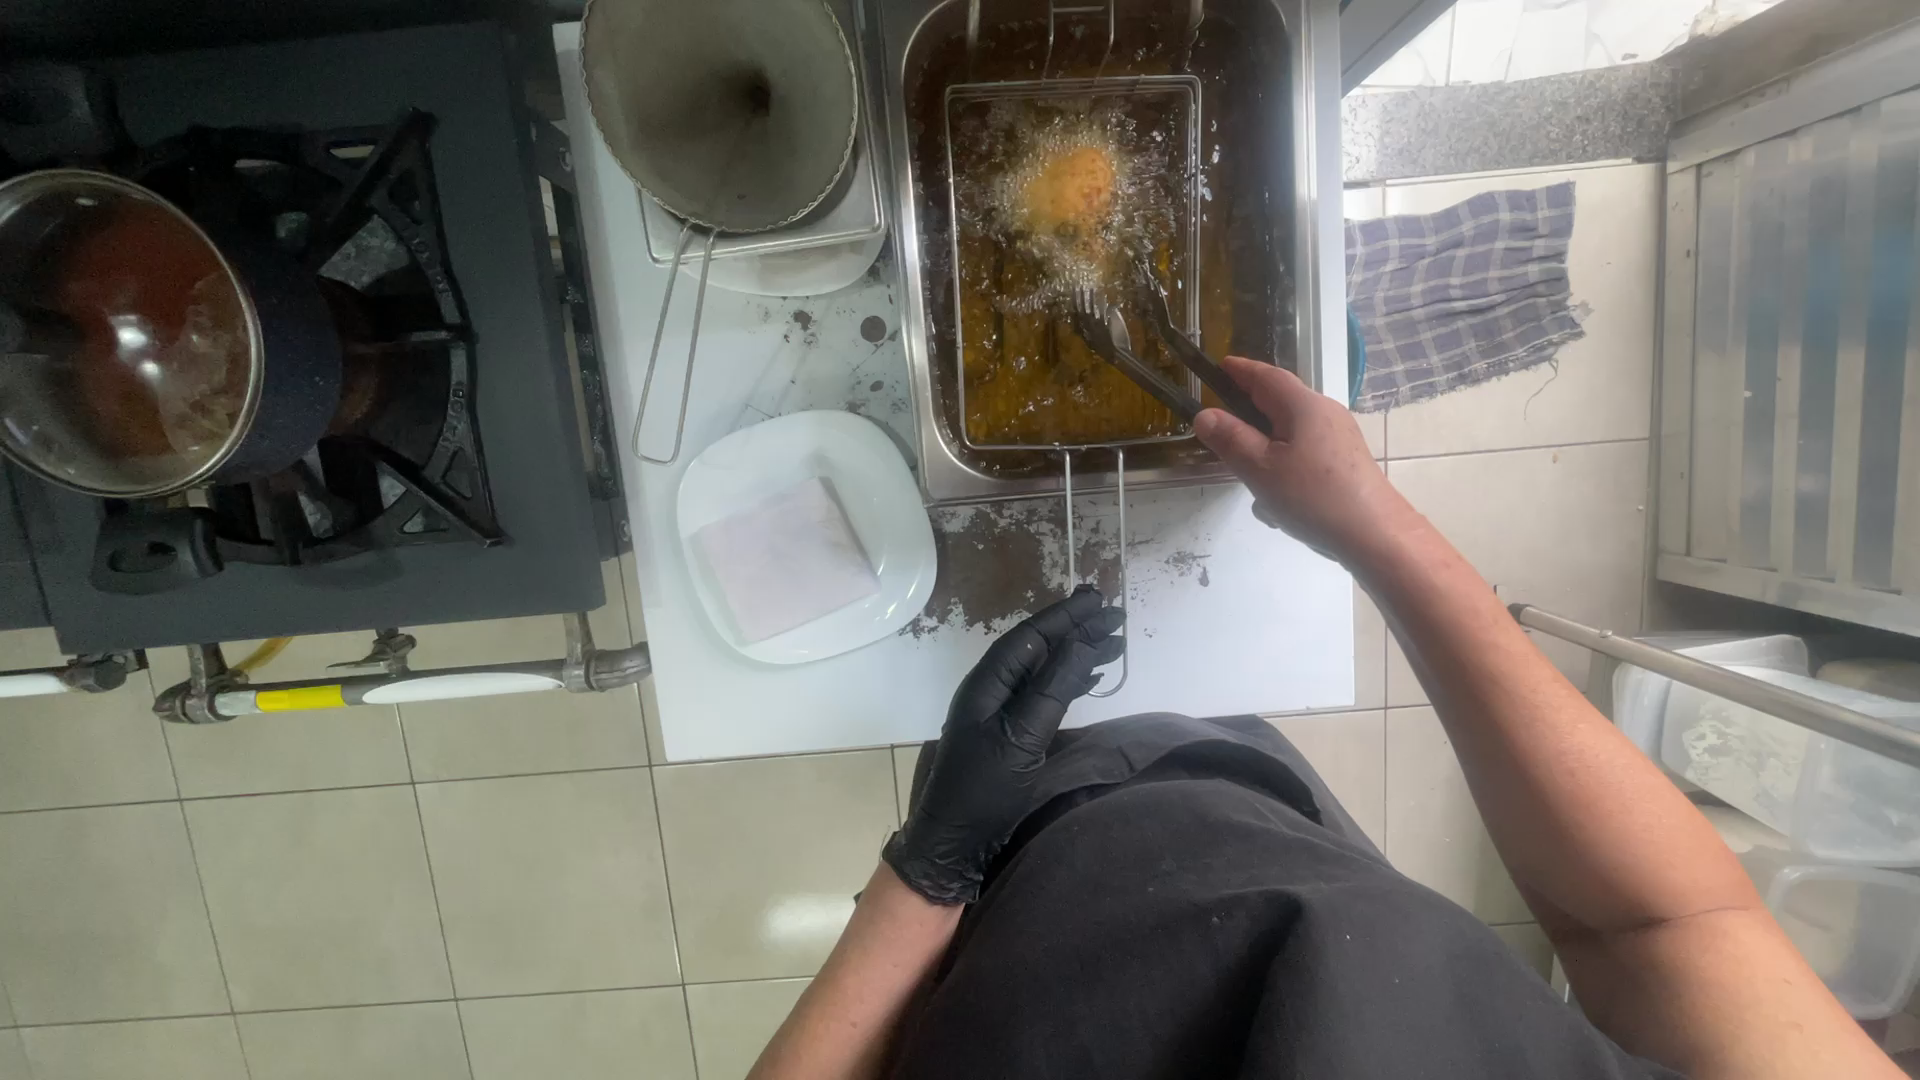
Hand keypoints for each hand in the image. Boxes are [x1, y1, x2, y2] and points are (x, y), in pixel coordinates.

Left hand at [882, 586, 1124, 904]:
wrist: (953, 843)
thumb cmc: (984, 790)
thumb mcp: (1023, 737)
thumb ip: (1052, 688)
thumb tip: (1080, 642)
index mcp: (987, 683)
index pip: (1030, 636)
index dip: (1065, 617)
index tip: (1098, 600)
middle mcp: (991, 688)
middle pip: (1037, 648)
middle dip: (1074, 630)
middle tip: (1113, 615)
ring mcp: (999, 711)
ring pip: (1042, 670)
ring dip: (1076, 655)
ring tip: (1113, 642)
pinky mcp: (1009, 733)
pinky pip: (1042, 694)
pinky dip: (1069, 682)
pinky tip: (1092, 679)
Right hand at [1193, 356, 1419, 562]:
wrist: (1375, 534)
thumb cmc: (1313, 497)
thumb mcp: (1260, 469)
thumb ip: (1230, 439)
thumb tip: (1204, 415)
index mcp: (1303, 406)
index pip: (1266, 377)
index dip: (1241, 370)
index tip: (1219, 366)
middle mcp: (1325, 414)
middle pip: (1280, 402)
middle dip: (1250, 409)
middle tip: (1220, 420)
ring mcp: (1338, 438)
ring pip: (1290, 432)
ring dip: (1265, 446)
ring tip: (1245, 471)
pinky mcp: (1344, 462)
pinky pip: (1303, 453)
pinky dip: (1282, 465)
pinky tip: (1276, 499)